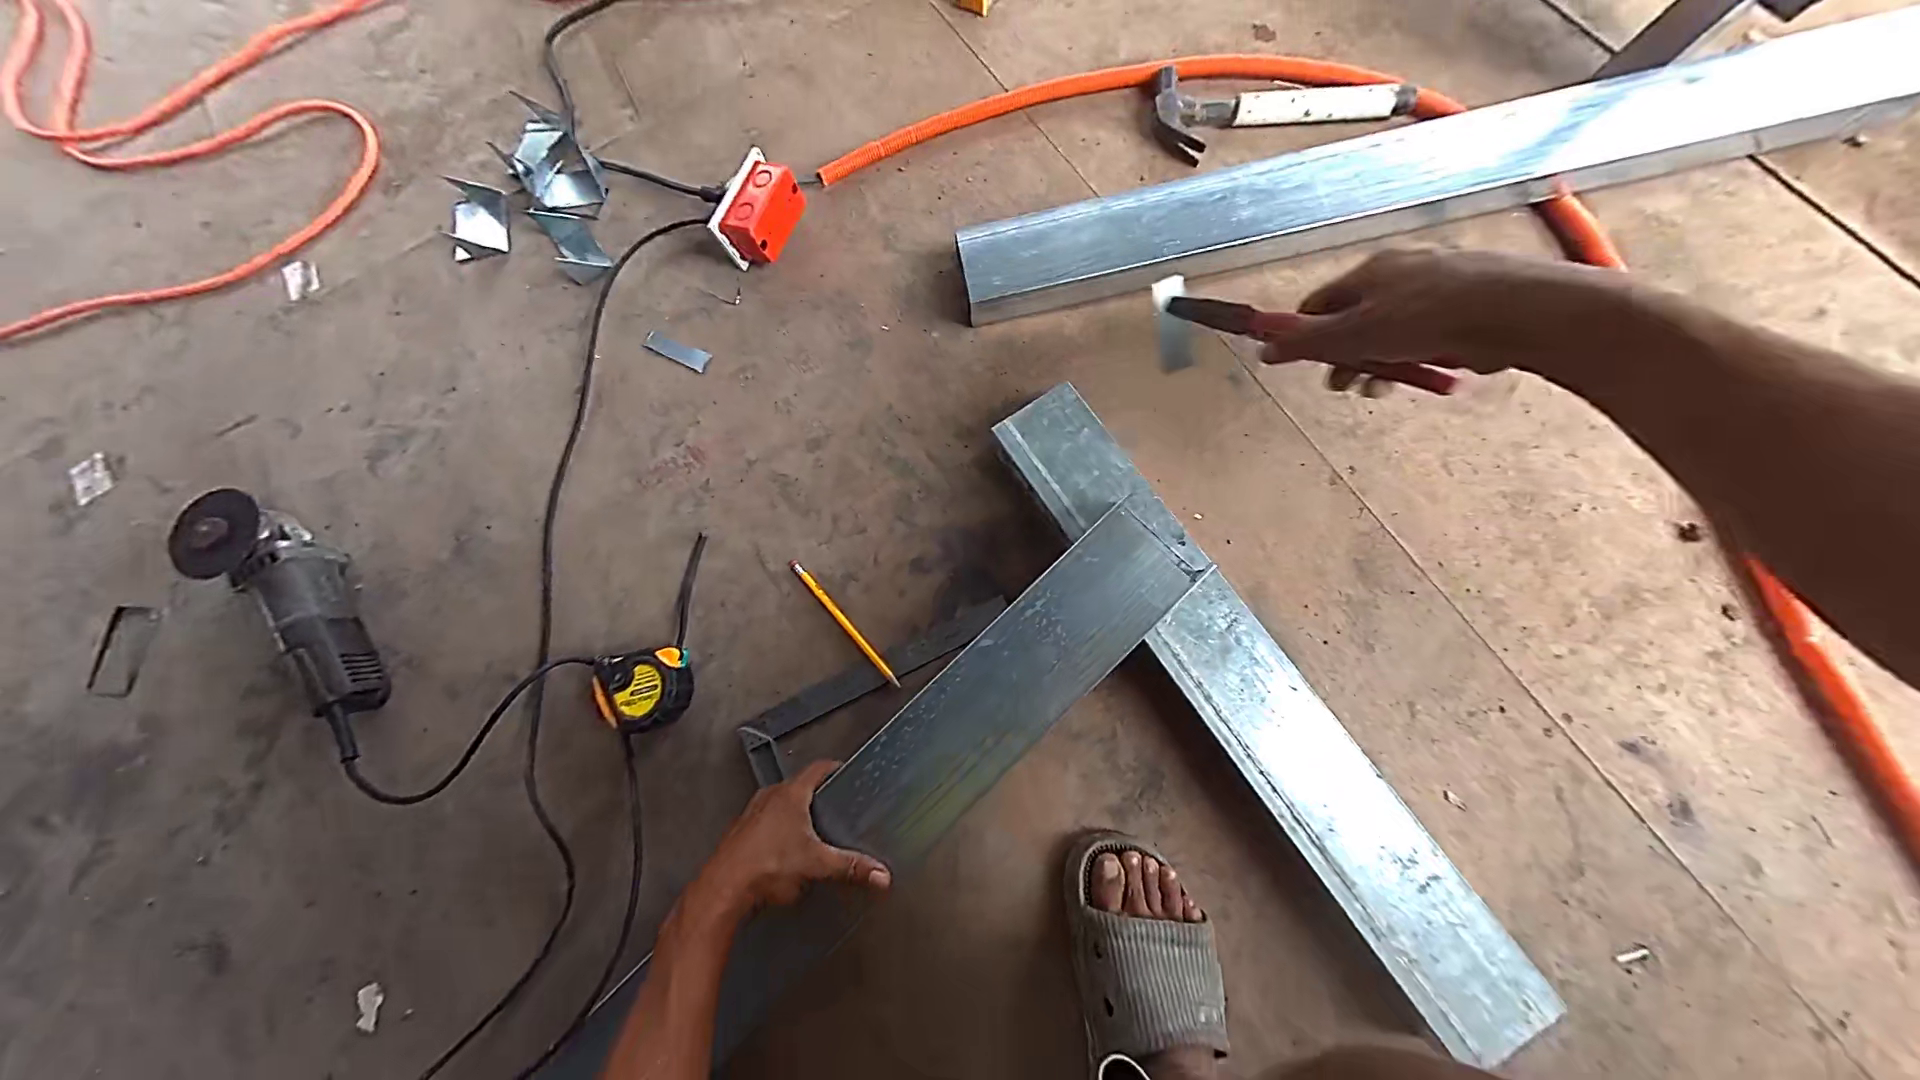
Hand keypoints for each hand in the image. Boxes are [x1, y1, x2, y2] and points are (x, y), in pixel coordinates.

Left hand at [690, 760, 890, 916]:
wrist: (722, 891)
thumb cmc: (763, 868)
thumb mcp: (818, 866)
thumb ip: (851, 867)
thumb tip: (880, 873)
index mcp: (790, 794)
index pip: (818, 768)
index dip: (833, 768)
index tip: (842, 769)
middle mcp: (768, 798)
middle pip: (797, 787)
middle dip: (814, 796)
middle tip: (829, 805)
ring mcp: (750, 815)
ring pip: (777, 805)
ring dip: (791, 813)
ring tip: (806, 832)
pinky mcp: (738, 835)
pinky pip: (762, 825)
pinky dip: (773, 832)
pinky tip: (780, 854)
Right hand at [1254, 249, 1632, 392]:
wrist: (1519, 313)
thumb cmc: (1427, 319)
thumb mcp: (1354, 336)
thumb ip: (1306, 344)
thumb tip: (1262, 350)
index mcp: (1369, 270)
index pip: (1318, 304)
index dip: (1304, 335)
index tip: (1305, 364)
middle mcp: (1400, 271)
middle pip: (1352, 320)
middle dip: (1344, 357)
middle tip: (1345, 383)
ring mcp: (1435, 287)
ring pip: (1387, 332)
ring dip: (1377, 363)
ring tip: (1383, 387)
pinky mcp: (1465, 306)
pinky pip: (1422, 336)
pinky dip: (1414, 359)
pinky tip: (1422, 376)